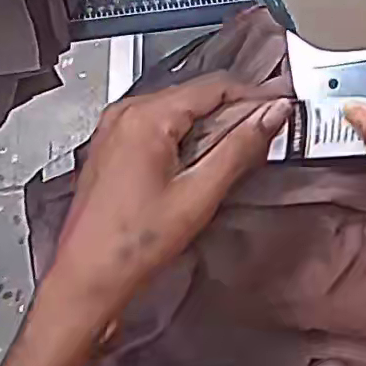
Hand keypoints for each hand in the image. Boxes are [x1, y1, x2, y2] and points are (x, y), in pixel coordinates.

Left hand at [44, 74, 291, 330]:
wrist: (87, 279)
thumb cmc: (130, 245)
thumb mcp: (199, 194)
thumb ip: (240, 148)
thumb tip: (270, 116)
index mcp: (145, 117)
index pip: (215, 86)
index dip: (254, 96)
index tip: (278, 108)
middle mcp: (126, 113)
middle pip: (197, 94)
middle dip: (235, 110)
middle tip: (266, 131)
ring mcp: (117, 126)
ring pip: (181, 108)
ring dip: (213, 124)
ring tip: (240, 149)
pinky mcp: (115, 142)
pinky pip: (161, 123)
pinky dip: (189, 134)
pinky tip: (203, 159)